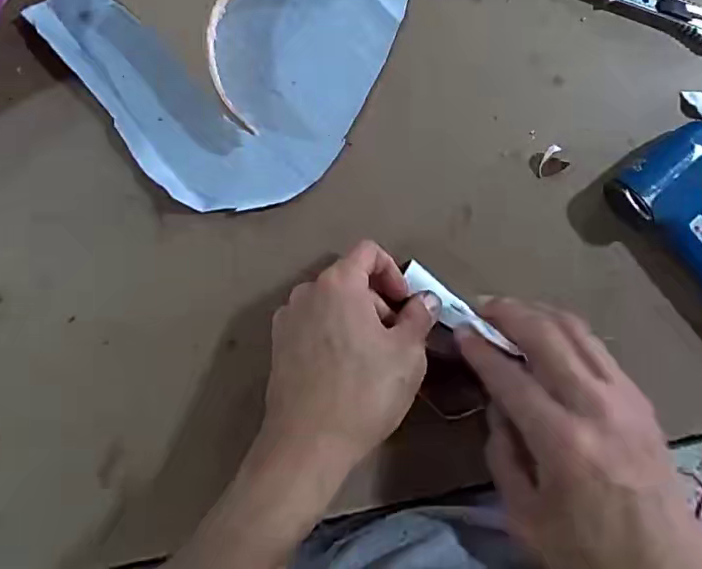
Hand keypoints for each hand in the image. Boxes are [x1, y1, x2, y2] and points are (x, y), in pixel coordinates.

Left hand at [260, 240, 437, 471]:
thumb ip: (419, 316)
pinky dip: (333, 335)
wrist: (305, 449)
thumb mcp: (408, 352)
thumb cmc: (363, 392)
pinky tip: (346, 371)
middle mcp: (307, 293)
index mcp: (338, 283)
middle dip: (377, 299)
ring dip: (355, 318)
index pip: (369, 252)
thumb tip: (425, 300)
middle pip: (350, 278)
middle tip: (395, 335)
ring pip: (331, 303)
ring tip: (372, 356)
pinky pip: (314, 326)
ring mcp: (287, 321)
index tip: (404, 304)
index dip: (393, 272)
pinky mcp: (277, 350)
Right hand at [457, 299, 701, 568]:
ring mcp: (621, 391)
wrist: (664, 560)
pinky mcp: (637, 391)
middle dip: (509, 313)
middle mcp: (593, 403)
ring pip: (575, 328)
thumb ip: (502, 456)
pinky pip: (595, 345)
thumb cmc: (588, 548)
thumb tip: (496, 403)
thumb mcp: (526, 520)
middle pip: (545, 334)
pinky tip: (550, 334)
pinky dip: (566, 330)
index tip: (462, 331)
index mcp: (562, 442)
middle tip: (483, 307)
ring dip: (539, 312)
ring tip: (512, 310)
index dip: (482, 350)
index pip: (511, 378)